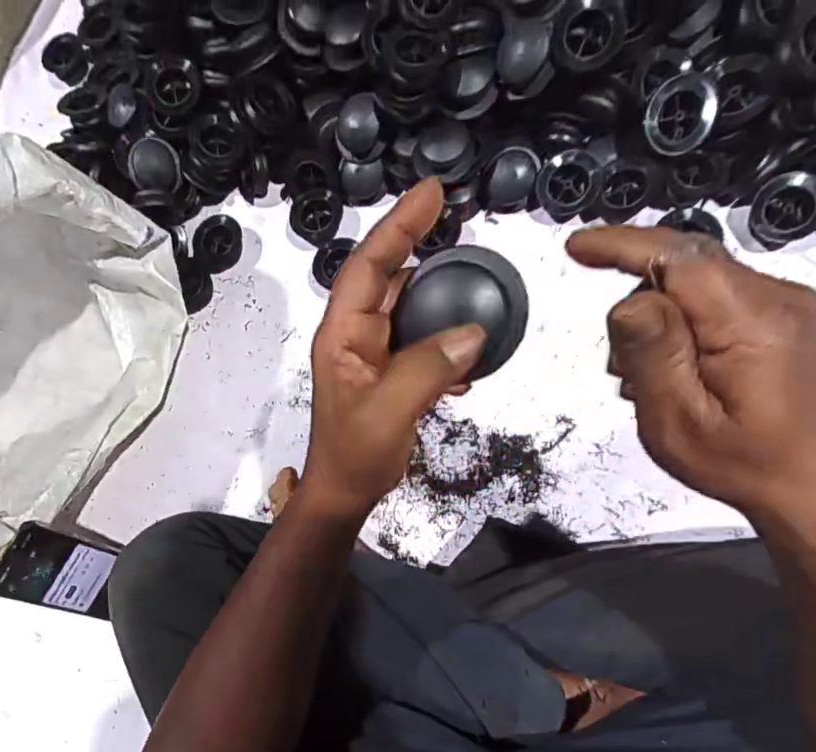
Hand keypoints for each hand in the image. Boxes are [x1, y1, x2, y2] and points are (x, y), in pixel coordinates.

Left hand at [302, 179, 485, 520]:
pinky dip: (445, 335)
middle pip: (387, 277)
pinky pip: (421, 340)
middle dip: (418, 243)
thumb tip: (472, 335)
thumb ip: (427, 371)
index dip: (398, 227)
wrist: (345, 493)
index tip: (430, 195)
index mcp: (343, 337)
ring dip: (438, 290)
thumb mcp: (387, 414)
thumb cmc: (352, 457)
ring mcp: (375, 356)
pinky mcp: (392, 375)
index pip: (368, 267)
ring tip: (470, 276)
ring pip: (407, 307)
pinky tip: (468, 345)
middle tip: (455, 217)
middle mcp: (357, 338)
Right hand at [565, 226, 815, 524]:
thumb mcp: (678, 421)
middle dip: (639, 306)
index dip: (623, 246)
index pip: (679, 256)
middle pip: (686, 267)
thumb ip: (652, 354)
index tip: (582, 246)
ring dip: (660, 325)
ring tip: (653, 382)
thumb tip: (629, 302)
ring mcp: (784, 308)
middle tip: (624, 366)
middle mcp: (777, 301)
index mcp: (752, 323)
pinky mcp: (782, 320)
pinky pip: (716, 303)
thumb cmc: (749, 464)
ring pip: (697, 287)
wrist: (808, 487)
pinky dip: (684, 330)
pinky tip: (678, 372)